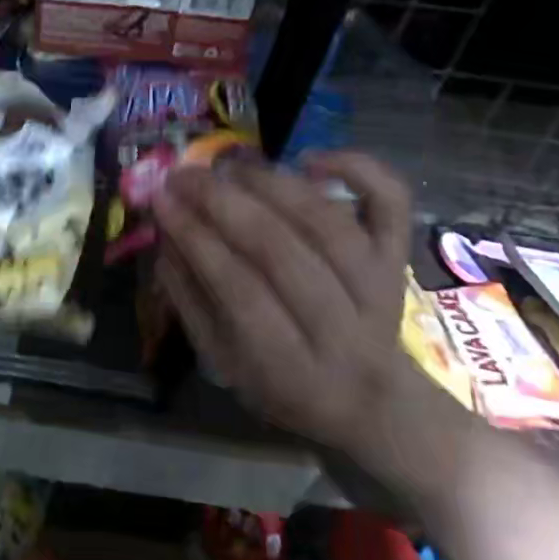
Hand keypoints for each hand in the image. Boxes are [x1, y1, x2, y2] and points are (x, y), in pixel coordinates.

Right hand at [150, 151, 426, 451]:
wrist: (373, 401)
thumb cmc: (285, 385)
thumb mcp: (225, 363)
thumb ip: (190, 302)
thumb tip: (165, 236)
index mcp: (290, 366)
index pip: (239, 289)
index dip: (196, 238)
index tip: (161, 201)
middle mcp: (342, 327)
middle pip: (281, 251)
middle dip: (223, 203)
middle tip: (183, 175)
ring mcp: (378, 286)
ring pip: (326, 223)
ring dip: (270, 185)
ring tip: (227, 166)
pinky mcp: (397, 258)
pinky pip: (389, 204)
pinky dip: (357, 169)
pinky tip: (308, 158)